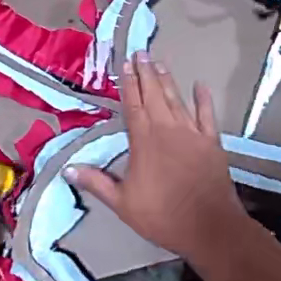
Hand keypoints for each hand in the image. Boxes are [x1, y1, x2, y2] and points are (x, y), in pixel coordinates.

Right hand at [63, 52, 248, 261]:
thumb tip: (68, 168)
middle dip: (146, 73)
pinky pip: (207, 116)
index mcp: (144, 141)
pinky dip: (204, 100)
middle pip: (154, 95)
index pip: (133, 106)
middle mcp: (167, 130)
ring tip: (159, 62)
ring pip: (177, 100)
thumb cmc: (162, 216)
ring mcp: (192, 134)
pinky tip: (201, 86)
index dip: (128, 84)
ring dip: (167, 81)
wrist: (210, 228)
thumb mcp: (122, 203)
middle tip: (141, 52)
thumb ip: (96, 182)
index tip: (124, 64)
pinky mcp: (212, 143)